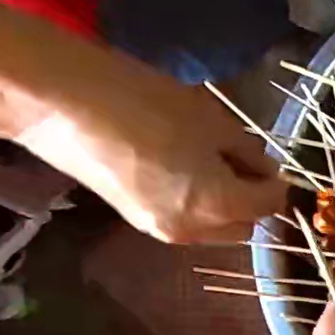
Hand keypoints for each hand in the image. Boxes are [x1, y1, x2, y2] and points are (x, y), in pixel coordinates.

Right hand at [13, 52, 284, 242]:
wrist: (59, 104)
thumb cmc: (144, 102)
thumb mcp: (210, 120)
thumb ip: (246, 151)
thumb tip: (264, 169)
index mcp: (219, 206)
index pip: (268, 205)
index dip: (275, 183)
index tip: (269, 161)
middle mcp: (195, 232)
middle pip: (244, 226)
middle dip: (250, 201)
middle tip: (239, 162)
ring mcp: (163, 232)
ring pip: (214, 230)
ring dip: (223, 206)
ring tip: (206, 162)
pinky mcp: (138, 223)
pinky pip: (186, 222)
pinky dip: (196, 205)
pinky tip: (178, 169)